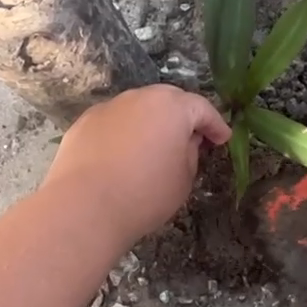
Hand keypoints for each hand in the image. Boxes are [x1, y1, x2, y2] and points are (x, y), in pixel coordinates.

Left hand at [39, 84, 230, 244]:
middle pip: (169, 101)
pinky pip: (114, 123)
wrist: (83, 209)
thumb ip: (191, 153)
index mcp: (172, 106)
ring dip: (150, 124)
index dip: (216, 125)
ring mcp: (110, 107)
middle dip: (182, 118)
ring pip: (138, 109)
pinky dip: (123, 133)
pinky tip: (122, 157)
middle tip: (191, 140)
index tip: (223, 139)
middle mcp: (141, 97)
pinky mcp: (84, 122)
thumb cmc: (144, 194)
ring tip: (154, 148)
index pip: (202, 109)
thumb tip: (186, 142)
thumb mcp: (184, 179)